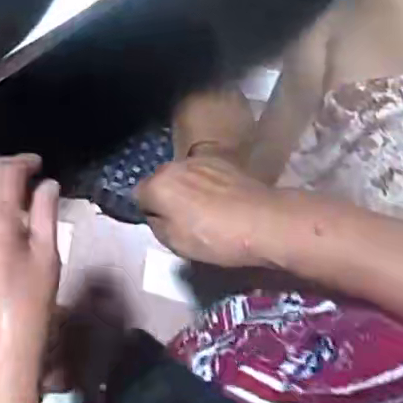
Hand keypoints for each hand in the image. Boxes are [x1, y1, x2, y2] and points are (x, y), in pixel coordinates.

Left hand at [0, 155, 60, 370]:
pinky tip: (0, 211)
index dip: (23, 162)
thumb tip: (48, 183)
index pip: (4, 172)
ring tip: (16, 186)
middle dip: (5, 166)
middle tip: (30, 170)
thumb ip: (45, 212)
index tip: (40, 163)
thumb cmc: (29, 307)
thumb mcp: (46, 256)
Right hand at [136, 153, 286, 267]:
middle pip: (160, 181)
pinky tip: (222, 201)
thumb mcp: (175, 243)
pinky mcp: (221, 160)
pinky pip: (203, 173)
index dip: (149, 212)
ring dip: (187, 189)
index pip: (138, 195)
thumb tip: (155, 213)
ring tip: (207, 211)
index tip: (165, 226)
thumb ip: (156, 224)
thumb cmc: (215, 237)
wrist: (263, 220)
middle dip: (167, 197)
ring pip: (182, 176)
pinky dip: (206, 184)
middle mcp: (173, 165)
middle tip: (185, 220)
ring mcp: (198, 159)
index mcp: (157, 185)